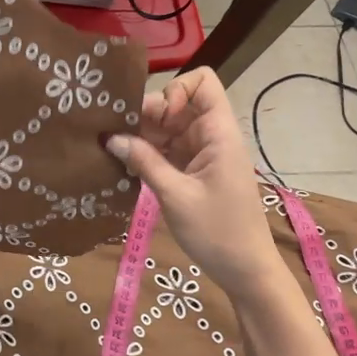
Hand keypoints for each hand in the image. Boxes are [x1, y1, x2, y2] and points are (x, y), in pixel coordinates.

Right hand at [107, 69, 289, 301]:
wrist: (246, 273)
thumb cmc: (218, 233)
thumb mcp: (176, 196)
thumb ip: (143, 162)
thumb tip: (110, 137)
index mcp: (218, 133)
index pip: (202, 82)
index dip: (176, 90)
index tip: (158, 119)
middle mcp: (210, 135)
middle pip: (176, 102)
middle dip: (147, 113)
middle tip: (117, 133)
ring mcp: (200, 152)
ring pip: (167, 124)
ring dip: (141, 132)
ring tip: (113, 147)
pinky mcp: (191, 170)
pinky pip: (165, 146)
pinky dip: (145, 150)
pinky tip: (124, 162)